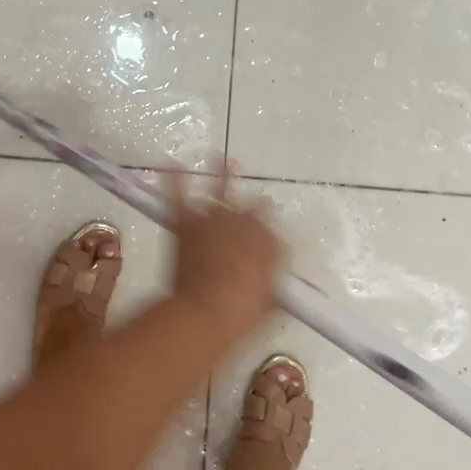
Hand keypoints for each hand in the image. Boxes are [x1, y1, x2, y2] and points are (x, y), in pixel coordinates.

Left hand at [165, 159, 282, 342]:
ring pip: (217, 189)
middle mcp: (240, 220)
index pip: (271, 226)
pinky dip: (172, 176)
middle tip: (246, 215)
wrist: (203, 313)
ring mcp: (211, 217)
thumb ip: (281, 286)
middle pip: (248, 206)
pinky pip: (177, 193)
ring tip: (219, 156)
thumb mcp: (273, 304)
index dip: (267, 234)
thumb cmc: (241, 314)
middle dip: (248, 208)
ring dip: (220, 173)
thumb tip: (300, 287)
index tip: (265, 241)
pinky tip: (170, 161)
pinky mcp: (184, 221)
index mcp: (265, 237)